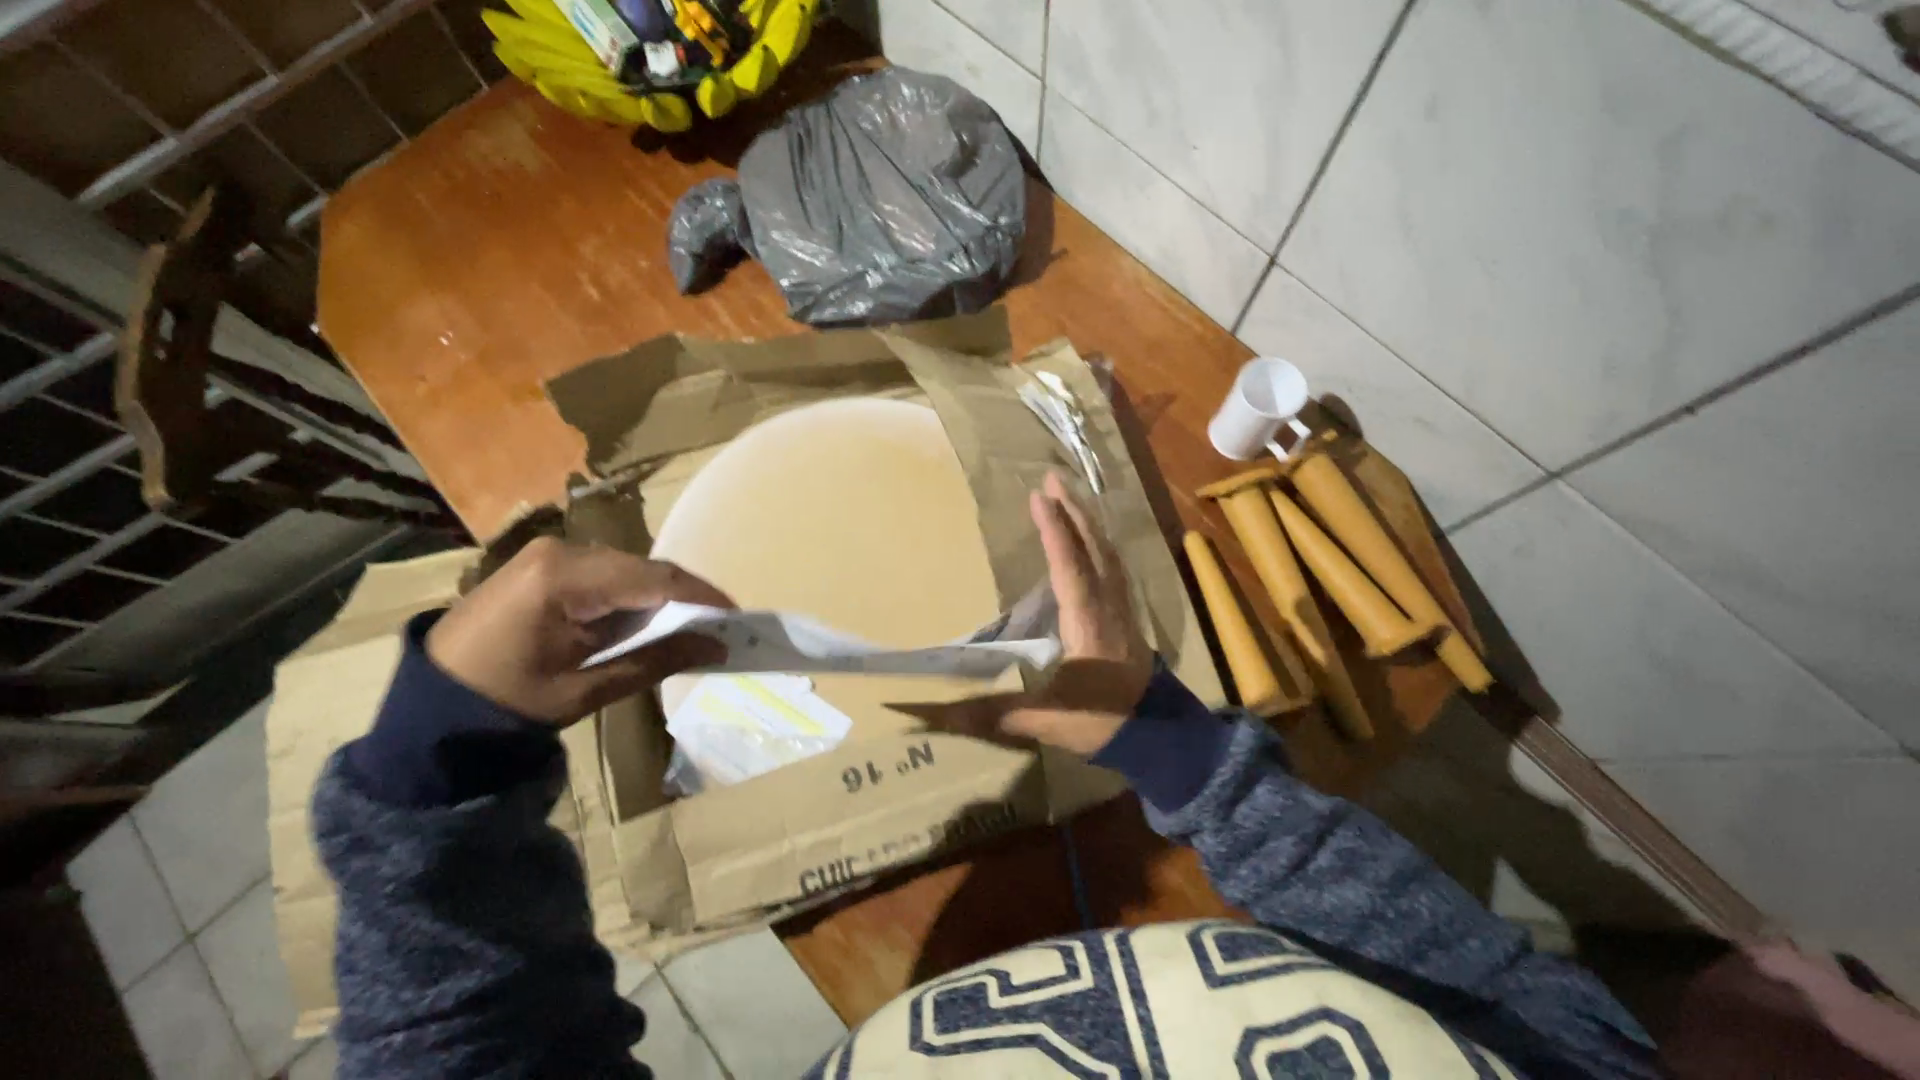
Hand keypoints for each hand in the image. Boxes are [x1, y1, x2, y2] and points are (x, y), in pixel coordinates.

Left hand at [426, 537, 733, 724]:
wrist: (435, 702)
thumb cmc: (510, 700)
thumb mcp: (588, 687)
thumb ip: (657, 660)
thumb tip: (718, 646)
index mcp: (563, 577)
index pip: (653, 577)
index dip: (700, 596)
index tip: (736, 618)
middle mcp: (558, 550)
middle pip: (641, 568)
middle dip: (681, 597)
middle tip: (714, 628)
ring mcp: (547, 553)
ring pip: (625, 568)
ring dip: (656, 596)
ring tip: (683, 628)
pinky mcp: (541, 564)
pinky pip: (602, 572)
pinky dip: (629, 595)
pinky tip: (642, 620)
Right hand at [905, 473, 1154, 754]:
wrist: (1159, 737)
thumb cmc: (1102, 724)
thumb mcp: (1046, 720)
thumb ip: (992, 713)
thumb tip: (933, 714)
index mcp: (1088, 622)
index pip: (1070, 565)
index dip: (1054, 530)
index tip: (1038, 496)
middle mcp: (1109, 606)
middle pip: (1093, 548)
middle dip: (1073, 511)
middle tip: (1051, 479)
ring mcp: (1123, 610)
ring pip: (1108, 554)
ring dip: (1088, 523)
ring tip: (1070, 499)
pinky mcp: (1128, 618)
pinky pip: (1114, 568)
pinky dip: (1100, 544)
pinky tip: (1094, 544)